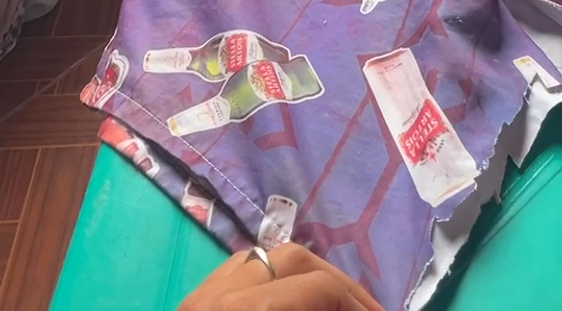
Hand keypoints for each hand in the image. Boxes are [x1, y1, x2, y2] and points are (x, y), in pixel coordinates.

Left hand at [178, 244, 386, 310]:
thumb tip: (351, 306)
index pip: (315, 286)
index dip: (356, 302)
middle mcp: (217, 291)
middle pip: (291, 256)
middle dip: (337, 281)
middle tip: (367, 309)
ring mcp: (201, 292)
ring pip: (265, 255)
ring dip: (307, 274)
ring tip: (337, 302)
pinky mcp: (194, 300)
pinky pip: (241, 271)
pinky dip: (275, 279)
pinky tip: (295, 298)